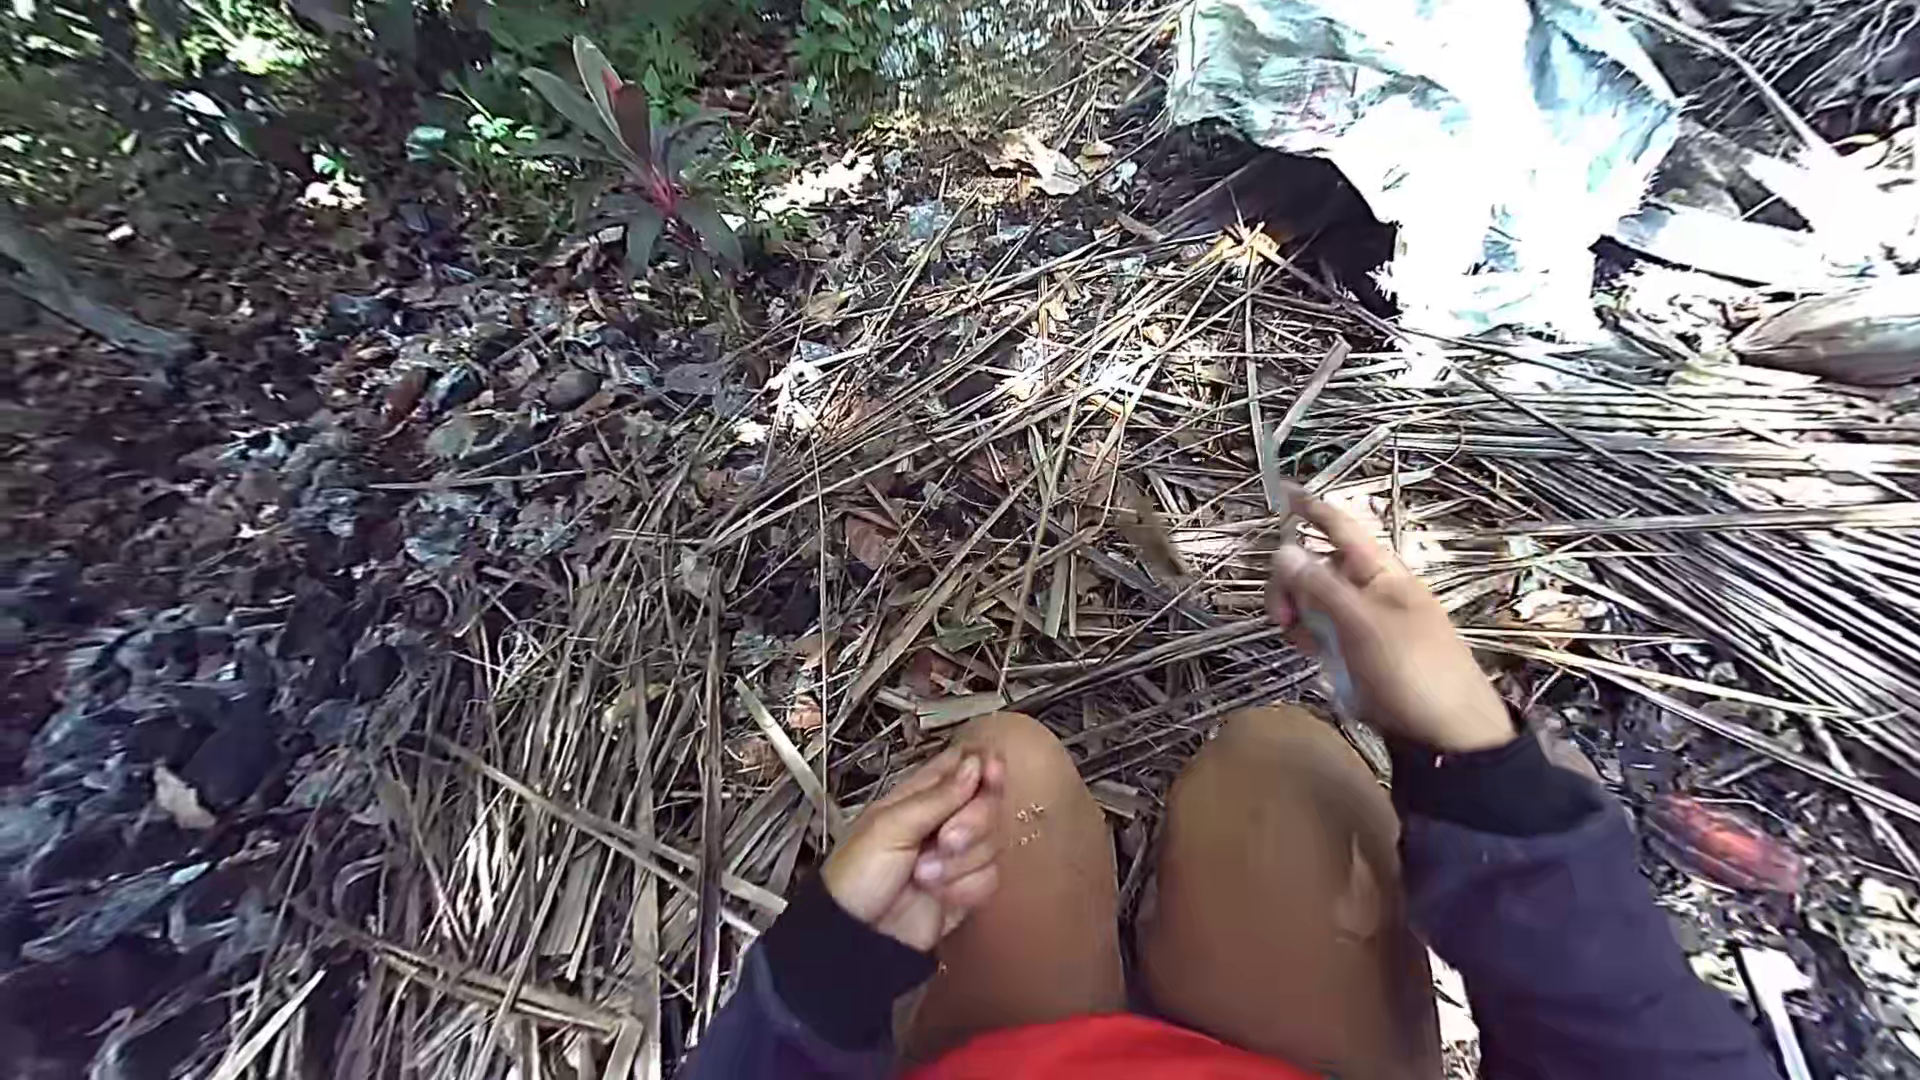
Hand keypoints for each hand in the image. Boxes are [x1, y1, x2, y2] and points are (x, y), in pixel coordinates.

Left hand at [822, 748, 1004, 951]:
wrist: (857, 939)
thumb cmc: (860, 872)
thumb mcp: (891, 826)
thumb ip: (938, 796)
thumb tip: (976, 763)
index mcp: (923, 791)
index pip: (965, 762)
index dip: (984, 763)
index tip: (992, 771)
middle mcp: (947, 816)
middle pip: (989, 800)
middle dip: (974, 822)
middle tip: (946, 841)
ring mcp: (959, 852)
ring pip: (994, 840)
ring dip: (962, 863)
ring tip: (924, 875)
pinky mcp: (967, 886)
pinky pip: (991, 876)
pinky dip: (966, 888)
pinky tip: (941, 895)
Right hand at [1266, 483, 1513, 752]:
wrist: (1442, 733)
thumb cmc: (1414, 670)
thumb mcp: (1364, 625)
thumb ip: (1320, 587)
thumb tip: (1282, 550)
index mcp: (1379, 573)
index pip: (1341, 529)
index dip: (1313, 509)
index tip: (1284, 491)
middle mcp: (1363, 588)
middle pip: (1310, 564)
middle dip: (1288, 582)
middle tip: (1280, 614)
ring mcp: (1354, 617)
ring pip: (1305, 596)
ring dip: (1292, 610)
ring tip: (1296, 636)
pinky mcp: (1345, 644)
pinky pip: (1311, 624)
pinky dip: (1301, 631)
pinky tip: (1306, 648)